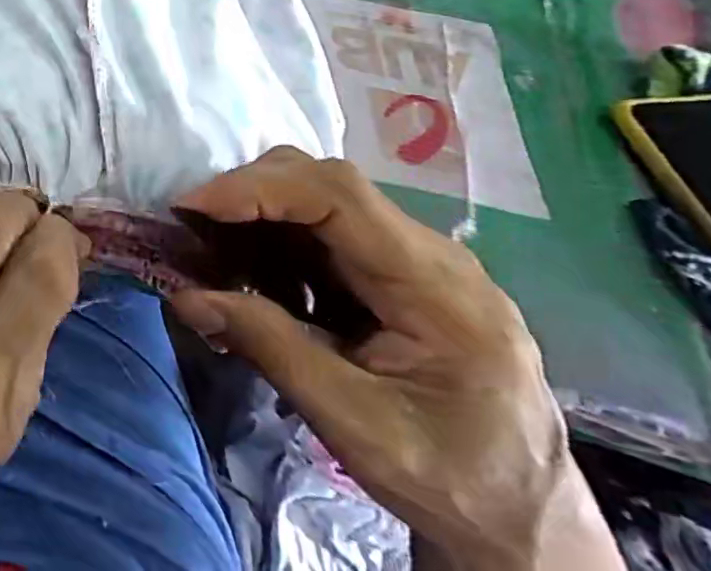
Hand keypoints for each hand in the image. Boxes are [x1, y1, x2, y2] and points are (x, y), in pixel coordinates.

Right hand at [168, 148, 619, 570]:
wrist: (525, 525)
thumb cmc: (451, 481)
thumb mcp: (355, 425)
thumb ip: (270, 348)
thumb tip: (185, 295)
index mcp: (438, 290)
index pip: (338, 198)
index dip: (256, 188)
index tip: (190, 208)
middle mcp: (430, 257)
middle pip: (325, 184)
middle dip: (247, 192)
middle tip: (189, 227)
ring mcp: (414, 262)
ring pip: (318, 200)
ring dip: (254, 214)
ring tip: (208, 251)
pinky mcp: (394, 276)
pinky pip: (322, 232)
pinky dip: (272, 239)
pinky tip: (249, 275)